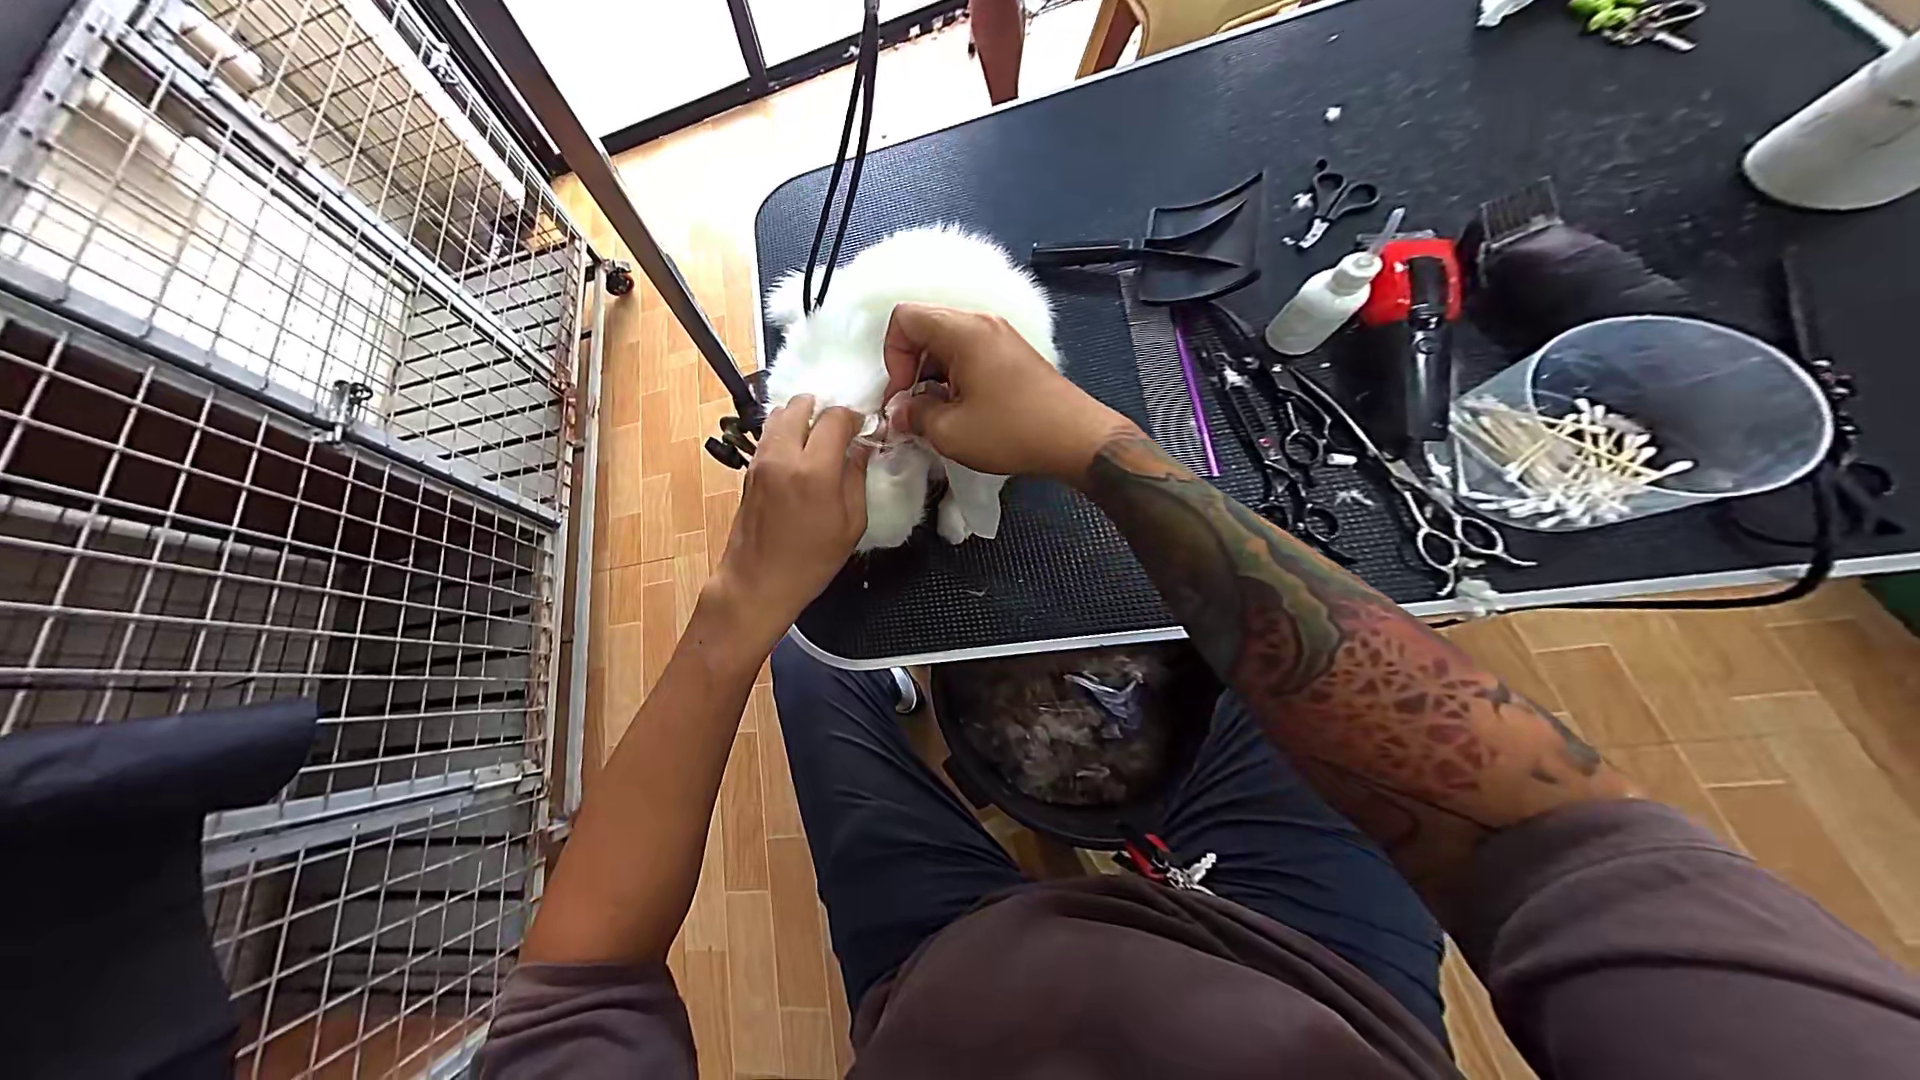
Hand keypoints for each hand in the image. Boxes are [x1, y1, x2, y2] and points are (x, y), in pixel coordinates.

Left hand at [710, 396, 869, 641]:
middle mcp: (783, 456)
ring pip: (780, 415)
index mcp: (814, 471)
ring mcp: (761, 460)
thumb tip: (861, 449)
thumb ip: (857, 478)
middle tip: (840, 430)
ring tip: (819, 439)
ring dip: (802, 418)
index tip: (863, 428)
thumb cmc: (811, 561)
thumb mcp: (851, 525)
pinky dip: (786, 432)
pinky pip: (769, 435)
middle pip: (801, 405)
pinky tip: (801, 453)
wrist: (757, 582)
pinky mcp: (749, 470)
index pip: (834, 418)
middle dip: (824, 410)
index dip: (853, 417)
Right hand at [881, 303, 1134, 482]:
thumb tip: (900, 413)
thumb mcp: (950, 432)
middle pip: (926, 329)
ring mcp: (1001, 338)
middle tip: (915, 409)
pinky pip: (971, 356)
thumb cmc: (1012, 431)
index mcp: (963, 332)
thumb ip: (914, 417)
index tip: (904, 393)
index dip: (892, 355)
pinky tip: (964, 412)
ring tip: (940, 415)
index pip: (905, 318)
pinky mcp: (1014, 357)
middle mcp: (983, 324)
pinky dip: (956, 378)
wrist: (1077, 438)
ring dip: (933, 377)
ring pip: (948, 345)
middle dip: (911, 368)